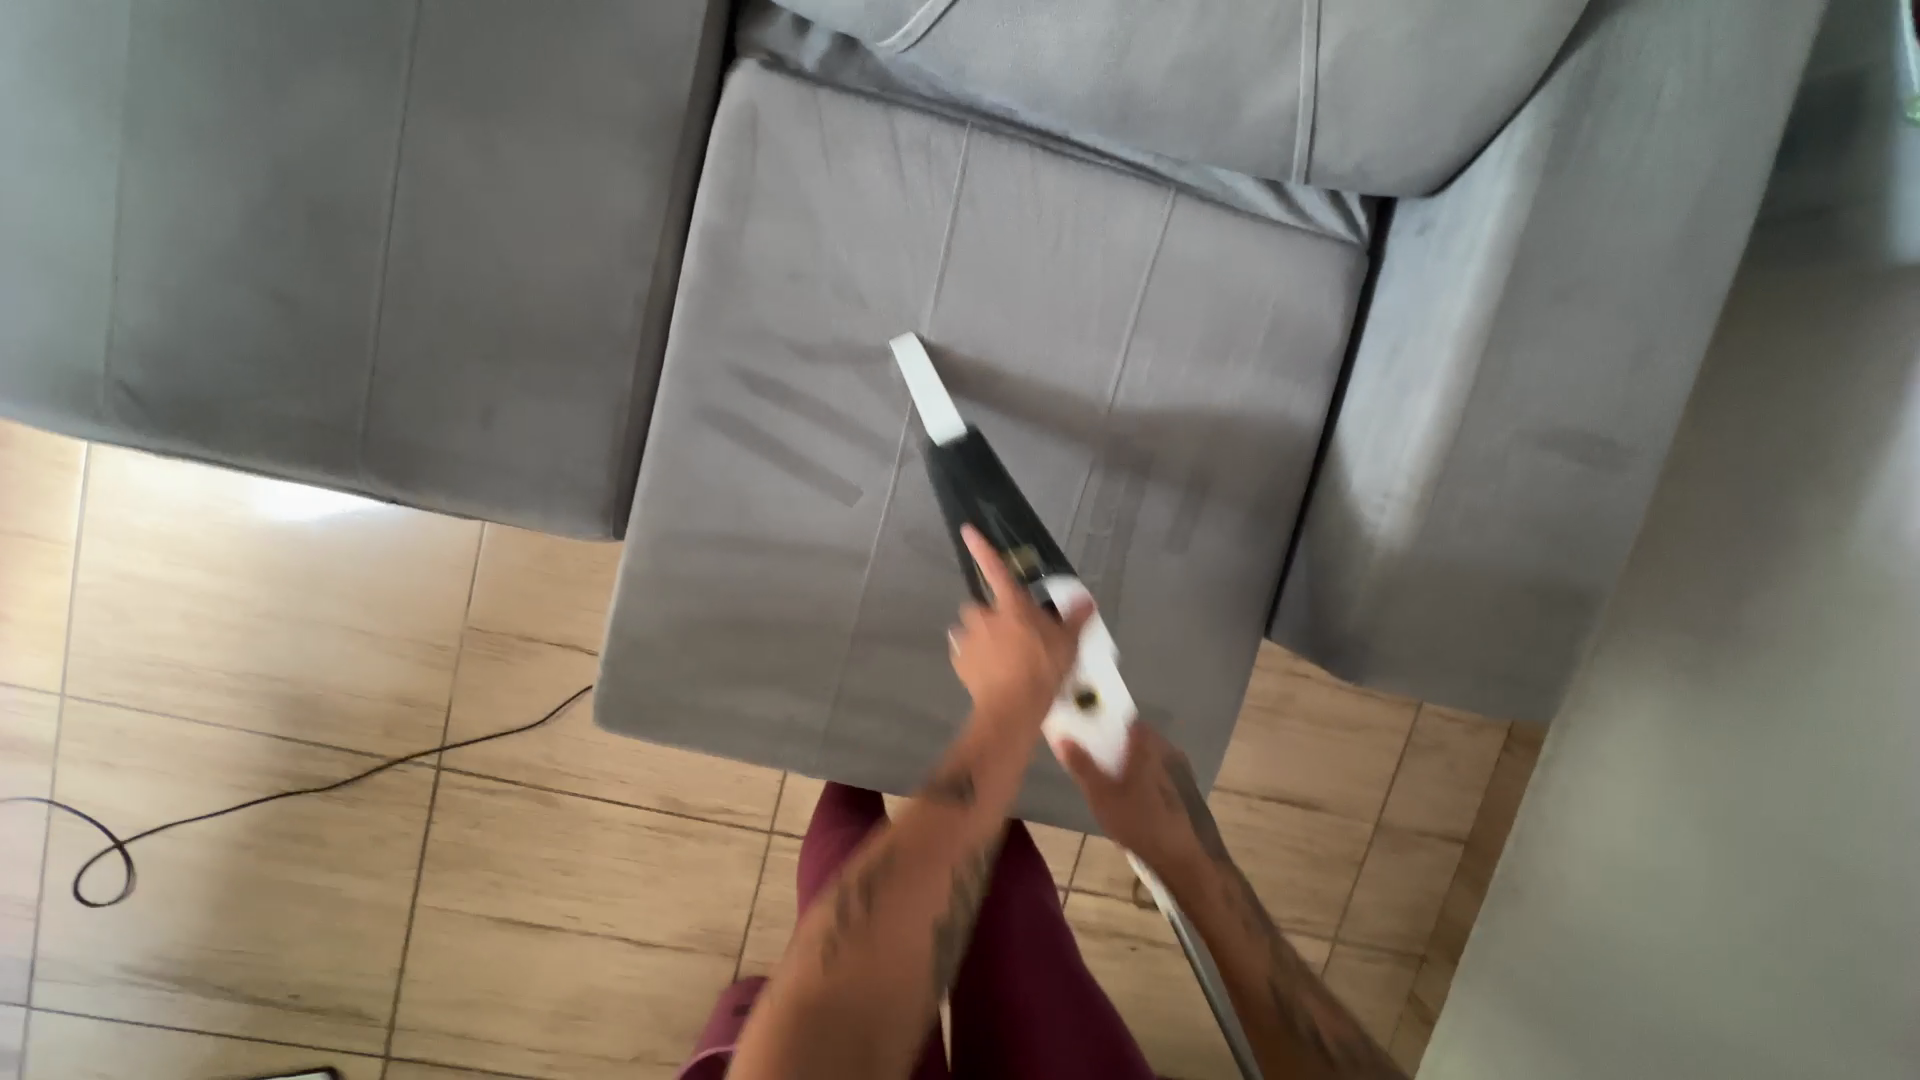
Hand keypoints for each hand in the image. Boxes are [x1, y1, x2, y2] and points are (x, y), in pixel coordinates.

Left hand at [948, 525, 1093, 726]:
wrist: (1013, 707)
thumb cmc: (1043, 668)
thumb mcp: (1068, 643)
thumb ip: (1075, 619)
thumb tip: (1088, 599)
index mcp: (1011, 605)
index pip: (995, 569)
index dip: (981, 548)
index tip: (967, 530)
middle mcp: (984, 615)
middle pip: (981, 606)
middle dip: (991, 616)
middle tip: (1011, 636)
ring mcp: (968, 639)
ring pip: (969, 630)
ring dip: (981, 638)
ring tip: (1000, 658)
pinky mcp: (958, 661)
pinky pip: (964, 654)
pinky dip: (974, 660)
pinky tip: (990, 675)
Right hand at [1061, 723, 1227, 874]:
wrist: (1182, 859)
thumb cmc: (1138, 822)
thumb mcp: (1101, 796)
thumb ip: (1082, 765)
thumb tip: (1062, 737)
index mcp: (1147, 745)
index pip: (1127, 720)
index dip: (1108, 723)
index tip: (1091, 733)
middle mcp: (1167, 751)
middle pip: (1139, 738)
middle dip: (1119, 745)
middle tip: (1099, 762)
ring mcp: (1181, 771)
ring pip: (1152, 757)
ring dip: (1135, 763)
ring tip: (1115, 783)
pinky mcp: (1188, 790)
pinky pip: (1162, 774)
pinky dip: (1148, 779)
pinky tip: (1137, 801)